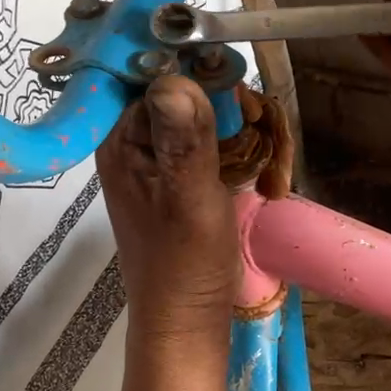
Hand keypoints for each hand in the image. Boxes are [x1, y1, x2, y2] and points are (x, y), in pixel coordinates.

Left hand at [97, 75, 238, 330]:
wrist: (187, 317)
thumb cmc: (186, 262)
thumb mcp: (189, 197)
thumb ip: (185, 139)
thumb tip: (175, 79)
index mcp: (122, 140)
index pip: (156, 76)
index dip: (199, 74)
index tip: (240, 94)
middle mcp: (135, 142)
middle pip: (185, 91)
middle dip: (228, 103)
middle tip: (260, 125)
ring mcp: (159, 159)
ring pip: (205, 114)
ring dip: (241, 127)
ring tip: (268, 153)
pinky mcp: (182, 175)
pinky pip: (213, 140)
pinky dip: (240, 147)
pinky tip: (261, 168)